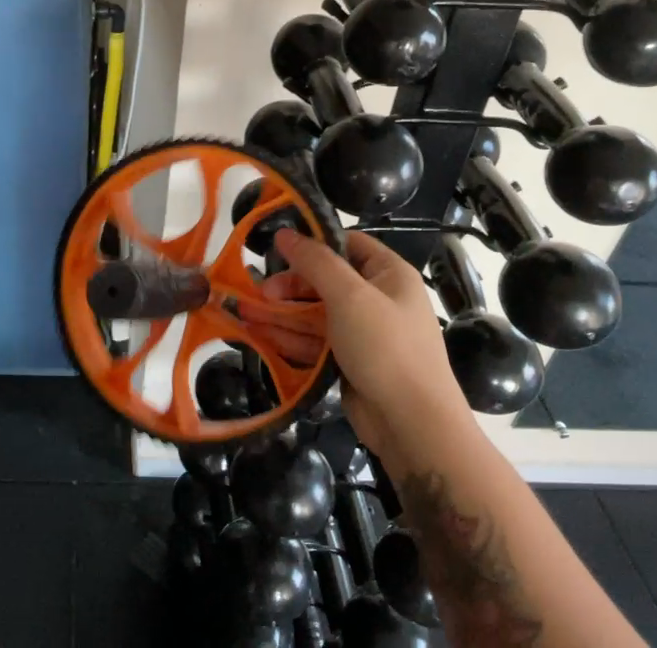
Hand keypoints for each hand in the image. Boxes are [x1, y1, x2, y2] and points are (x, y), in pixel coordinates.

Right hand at [242, 229, 470, 462]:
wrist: (412, 423)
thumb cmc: (385, 347)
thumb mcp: (349, 296)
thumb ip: (315, 262)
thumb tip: (284, 233)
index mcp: (389, 274)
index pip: (348, 244)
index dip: (313, 242)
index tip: (276, 247)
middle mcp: (378, 299)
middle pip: (325, 281)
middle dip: (289, 286)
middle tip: (258, 293)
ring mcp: (364, 333)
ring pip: (316, 314)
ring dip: (281, 313)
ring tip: (244, 313)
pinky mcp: (350, 361)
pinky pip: (316, 342)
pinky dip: (290, 338)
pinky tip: (259, 336)